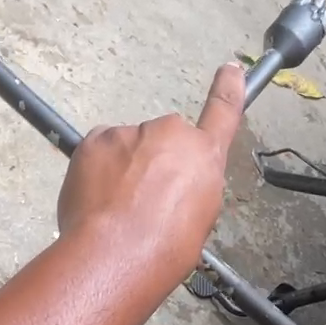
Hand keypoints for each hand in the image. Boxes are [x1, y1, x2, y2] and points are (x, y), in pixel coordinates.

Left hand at [55, 63, 245, 282]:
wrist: (116, 255)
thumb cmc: (164, 250)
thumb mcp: (198, 224)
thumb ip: (192, 191)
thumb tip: (174, 190)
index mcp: (203, 157)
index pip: (223, 113)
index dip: (228, 90)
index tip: (230, 70)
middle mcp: (169, 134)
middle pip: (161, 142)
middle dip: (153, 165)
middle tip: (143, 205)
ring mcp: (129, 133)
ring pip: (126, 149)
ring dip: (122, 172)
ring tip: (117, 213)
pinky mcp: (94, 141)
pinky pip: (98, 154)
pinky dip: (96, 174)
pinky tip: (97, 204)